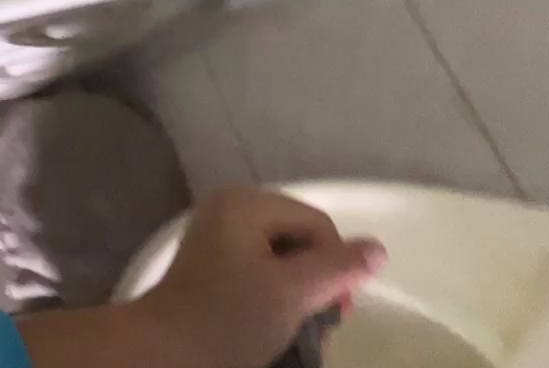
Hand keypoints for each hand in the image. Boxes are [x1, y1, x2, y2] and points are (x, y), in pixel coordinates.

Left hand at [15, 189, 384, 367]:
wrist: (171, 346)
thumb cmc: (231, 316)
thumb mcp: (291, 292)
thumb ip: (336, 268)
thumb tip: (377, 247)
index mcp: (244, 203)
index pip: (316, 223)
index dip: (336, 264)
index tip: (333, 308)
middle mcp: (228, 205)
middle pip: (299, 234)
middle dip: (318, 277)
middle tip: (319, 320)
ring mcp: (216, 229)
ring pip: (281, 252)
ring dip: (300, 288)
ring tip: (301, 326)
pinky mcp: (211, 255)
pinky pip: (259, 261)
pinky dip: (276, 288)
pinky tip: (278, 320)